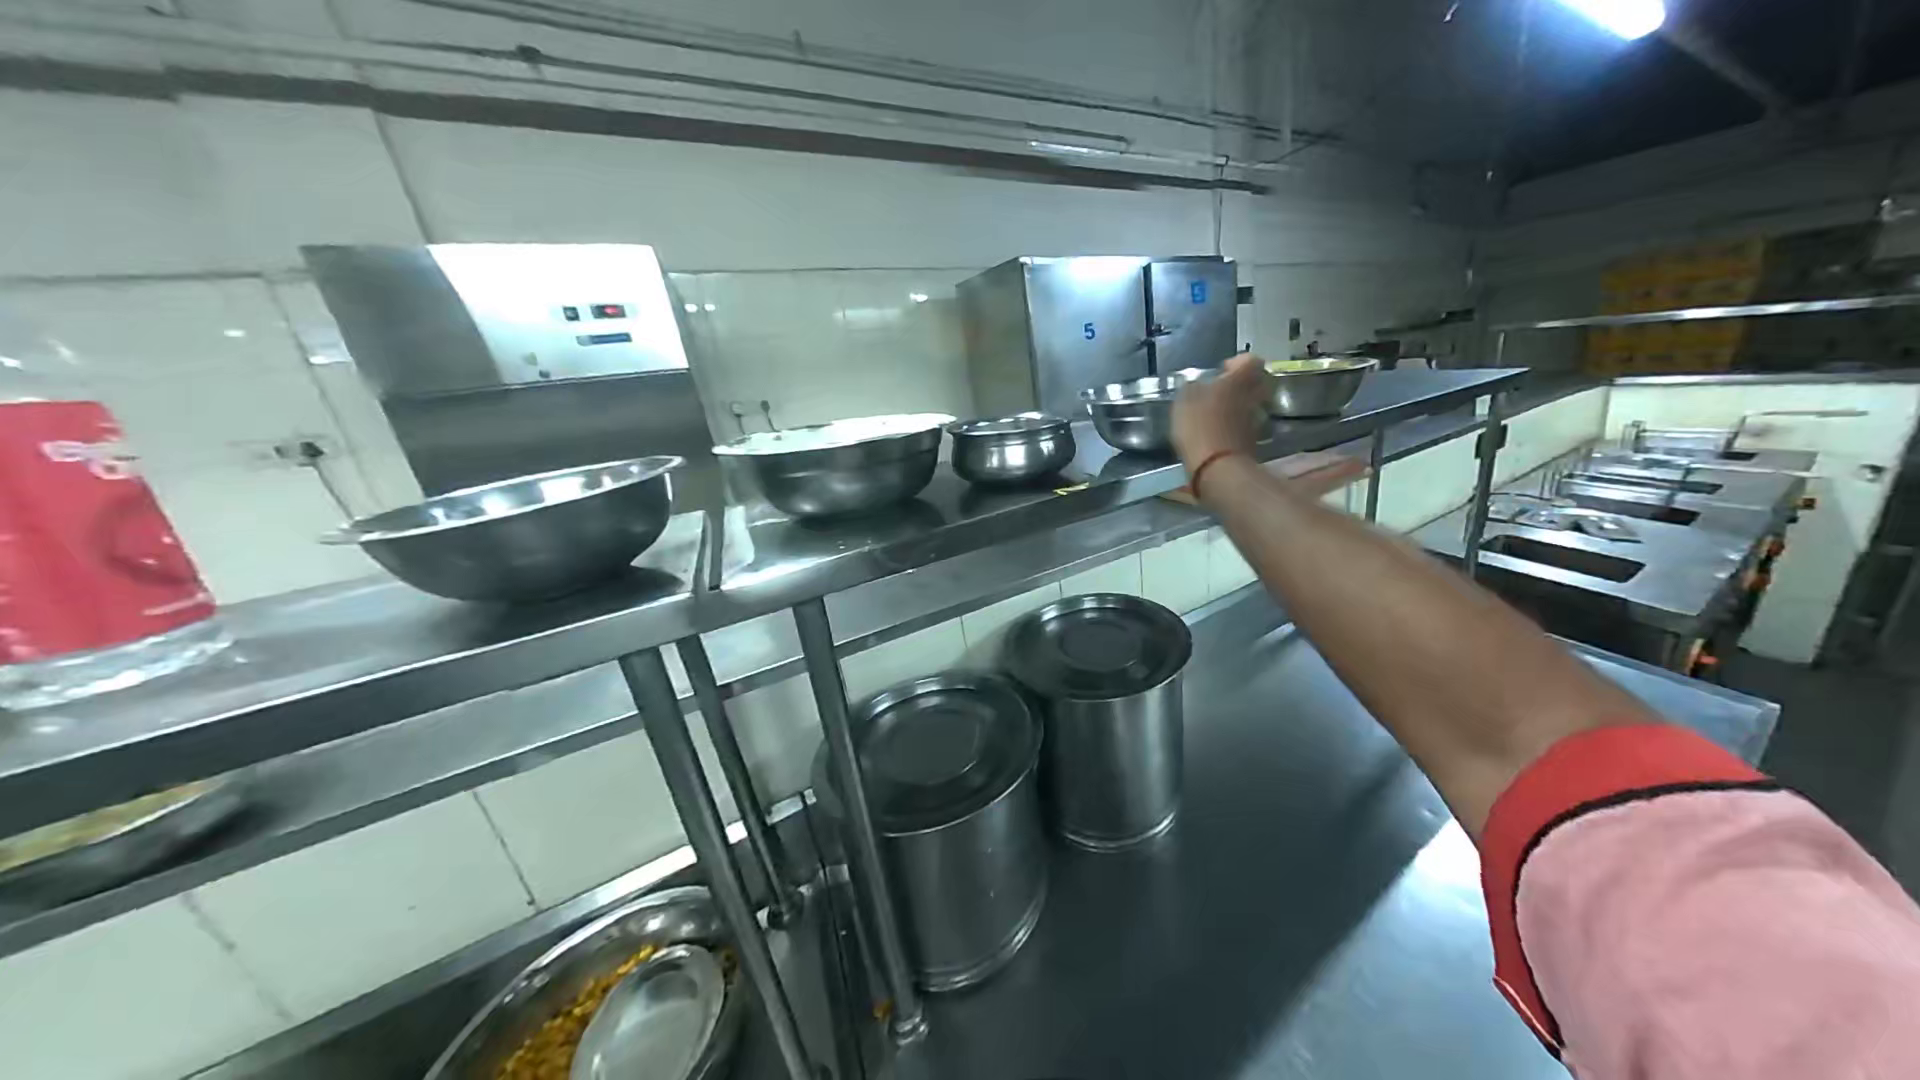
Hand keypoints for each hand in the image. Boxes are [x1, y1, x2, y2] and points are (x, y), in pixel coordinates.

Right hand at [1172, 352, 1268, 472]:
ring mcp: (1257, 421)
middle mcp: (1255, 396)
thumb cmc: (1200, 425)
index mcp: (1241, 380)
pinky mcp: (1252, 443)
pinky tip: (1216, 434)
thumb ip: (1194, 386)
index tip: (1221, 371)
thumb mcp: (1185, 398)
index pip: (1250, 360)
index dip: (1237, 363)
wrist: (1217, 467)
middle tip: (1221, 392)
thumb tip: (1198, 384)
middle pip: (1257, 383)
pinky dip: (1234, 427)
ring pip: (1252, 406)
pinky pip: (1245, 427)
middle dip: (1242, 385)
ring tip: (1216, 415)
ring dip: (1238, 407)